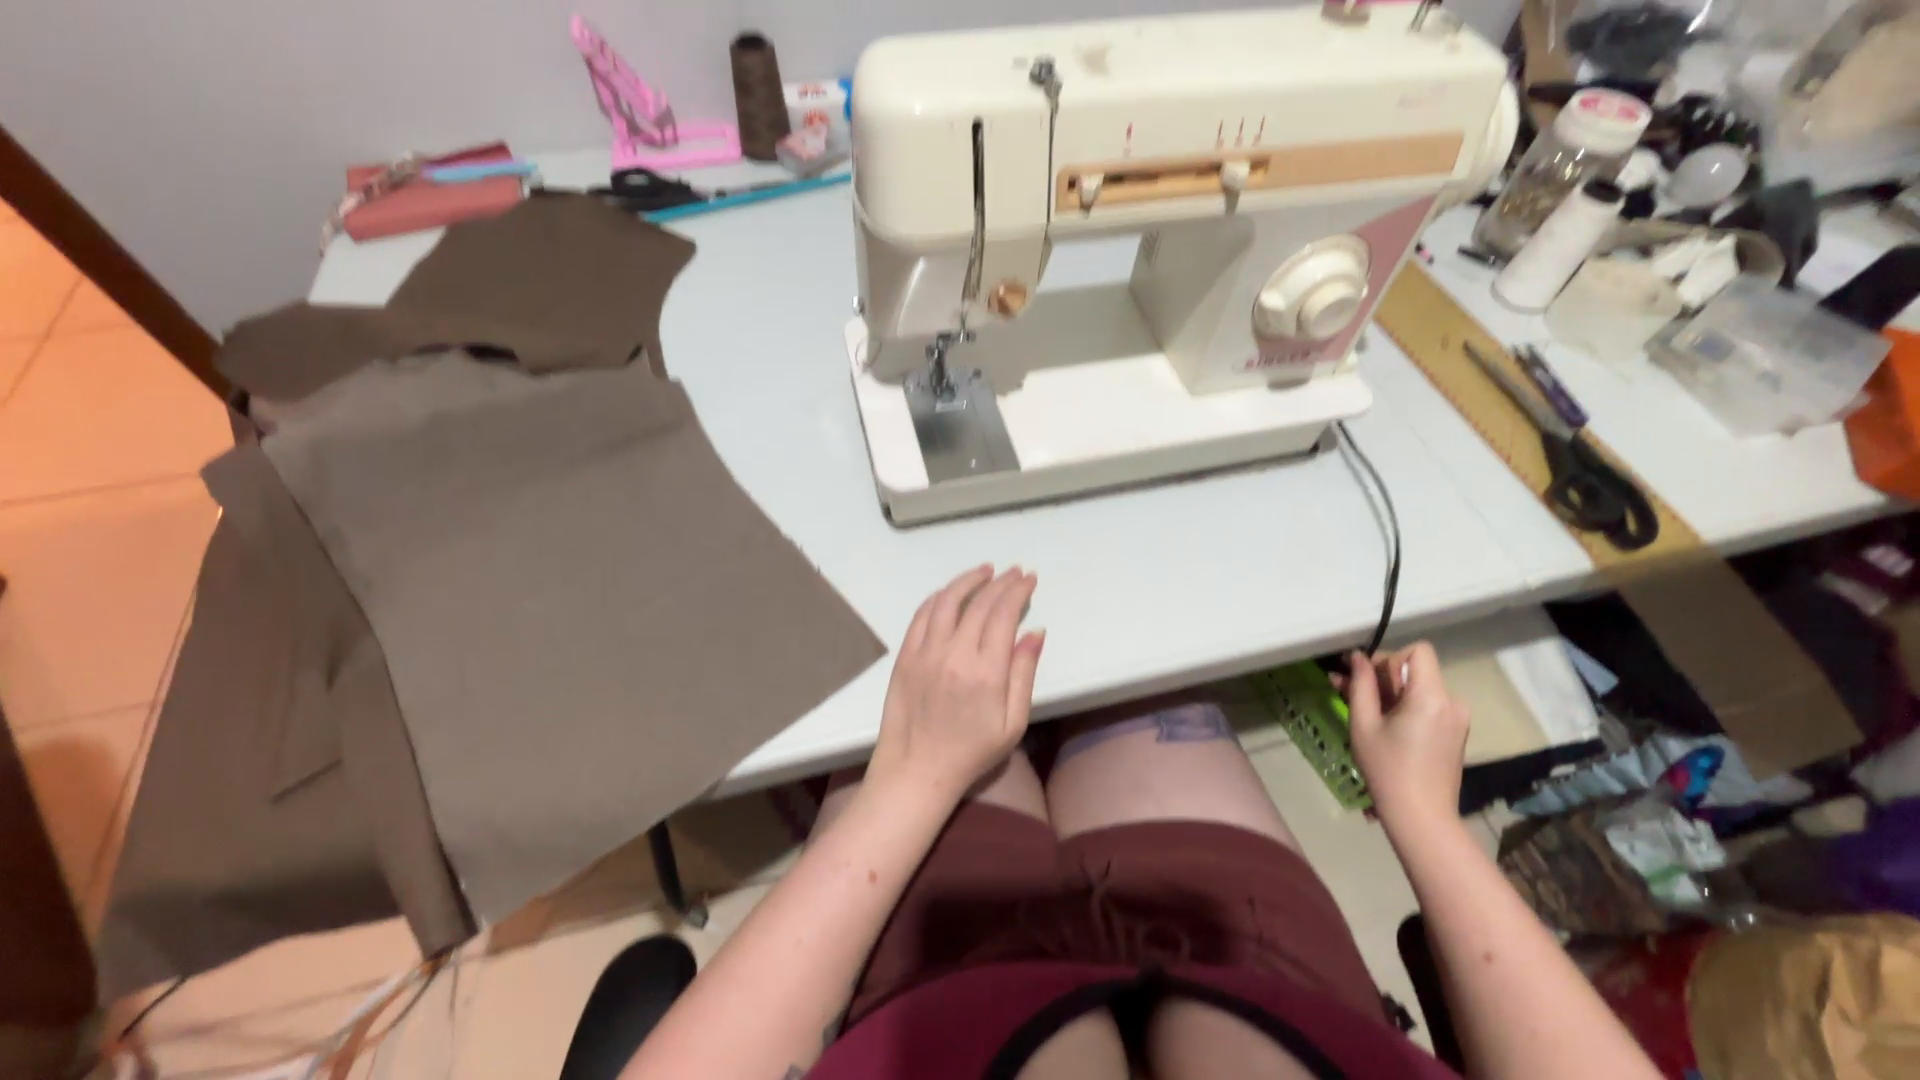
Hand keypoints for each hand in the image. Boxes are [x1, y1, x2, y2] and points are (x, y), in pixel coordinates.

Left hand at [867, 566, 1044, 802]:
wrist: (917, 770)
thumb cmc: (971, 753)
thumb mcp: (1012, 723)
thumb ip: (1024, 674)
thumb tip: (1035, 632)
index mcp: (986, 672)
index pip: (1004, 614)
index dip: (1018, 591)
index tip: (1029, 579)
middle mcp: (954, 654)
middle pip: (979, 603)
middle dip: (1001, 583)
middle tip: (1015, 573)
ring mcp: (925, 652)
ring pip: (947, 601)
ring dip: (968, 581)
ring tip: (985, 571)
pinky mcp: (905, 656)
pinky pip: (922, 616)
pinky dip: (938, 597)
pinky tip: (951, 593)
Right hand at [1339, 643, 1469, 828]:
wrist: (1421, 815)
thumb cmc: (1387, 769)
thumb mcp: (1364, 724)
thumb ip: (1360, 685)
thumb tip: (1357, 657)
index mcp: (1431, 696)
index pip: (1417, 651)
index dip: (1389, 658)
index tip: (1367, 680)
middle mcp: (1452, 702)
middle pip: (1417, 670)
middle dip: (1382, 676)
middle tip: (1347, 687)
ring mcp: (1457, 718)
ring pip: (1420, 689)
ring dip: (1391, 693)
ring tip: (1361, 708)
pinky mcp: (1455, 732)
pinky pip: (1428, 706)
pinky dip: (1405, 707)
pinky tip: (1383, 723)